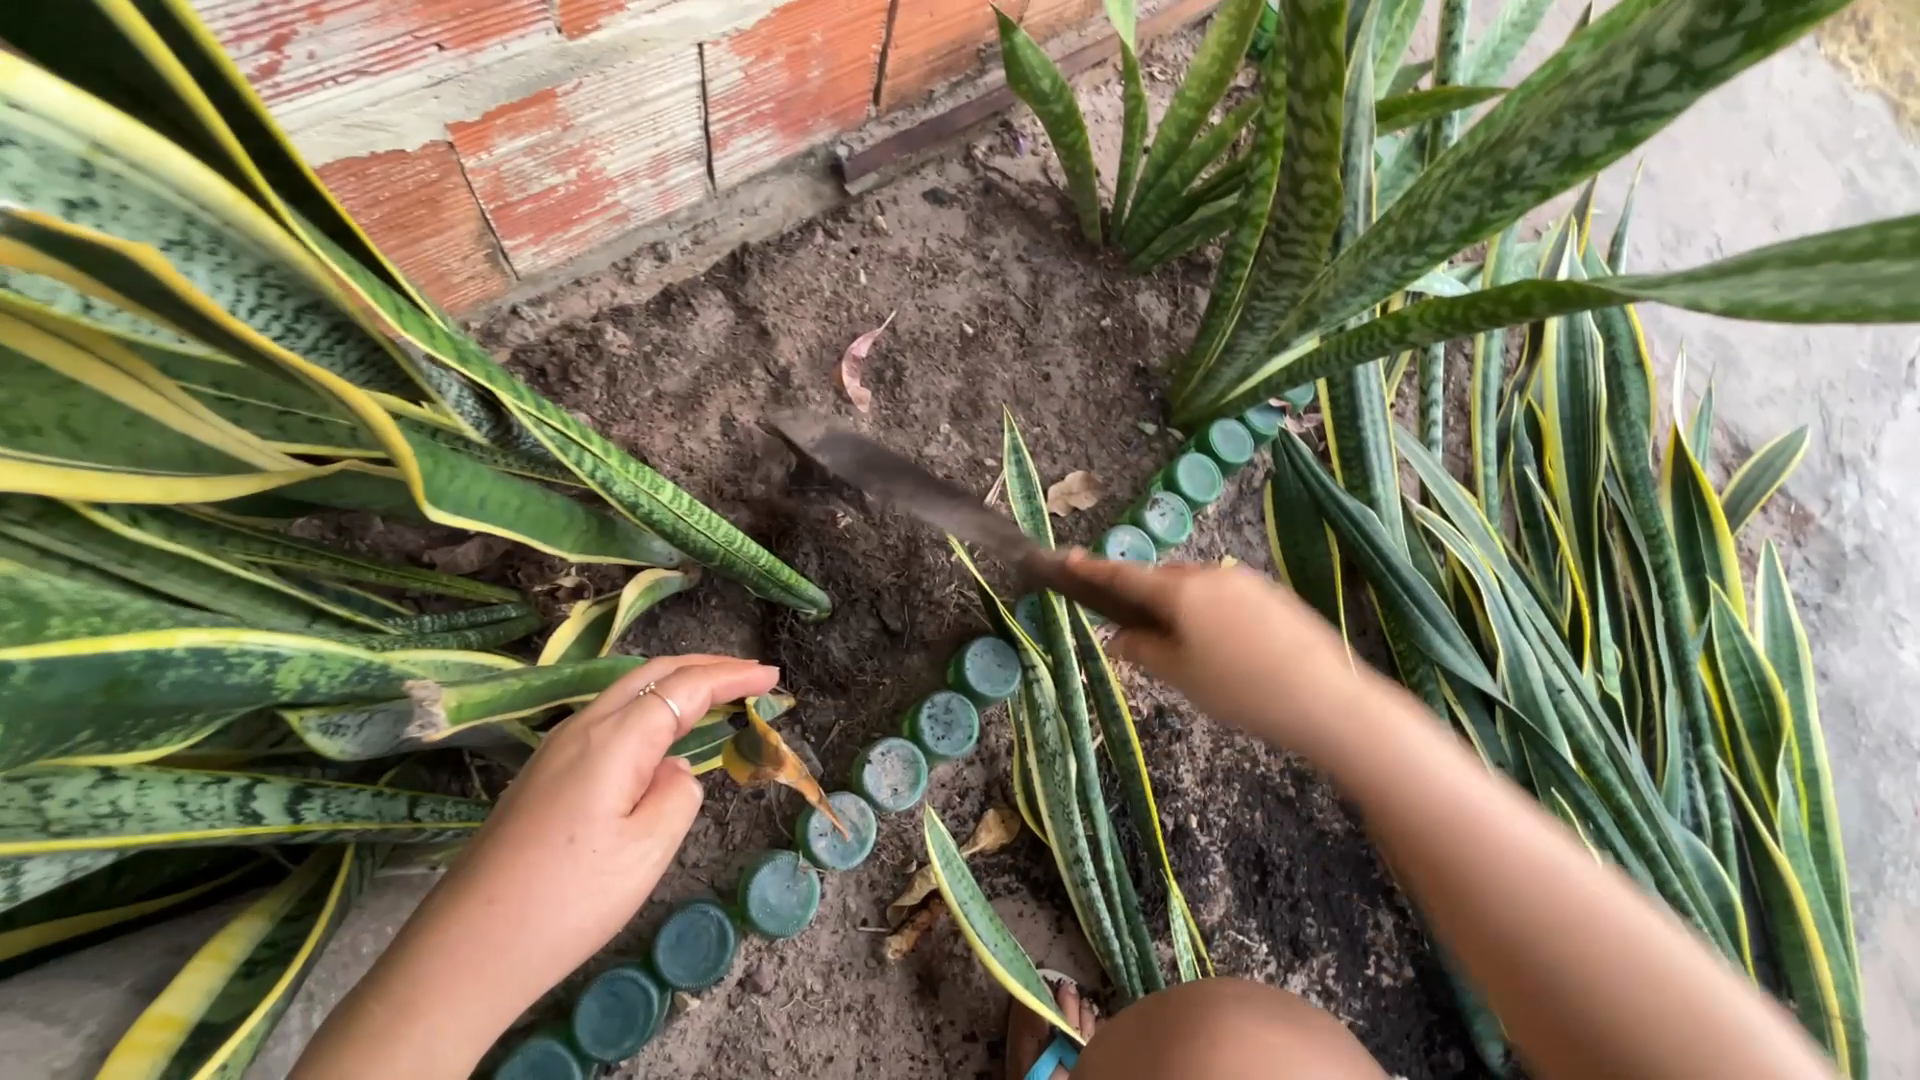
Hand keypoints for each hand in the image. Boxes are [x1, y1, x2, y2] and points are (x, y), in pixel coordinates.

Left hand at [293, 655, 778, 1079]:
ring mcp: (556, 749)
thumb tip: (673, 770)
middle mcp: (582, 729)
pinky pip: (609, 718)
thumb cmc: (567, 900)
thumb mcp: (646, 851)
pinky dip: (650, 707)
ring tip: (716, 694)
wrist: (464, 952)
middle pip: (653, 674)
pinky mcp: (544, 774)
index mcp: (613, 740)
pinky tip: (661, 732)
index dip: (732, 677)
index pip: (684, 688)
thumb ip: (678, 796)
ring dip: (676, 684)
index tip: (773, 676)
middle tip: (752, 674)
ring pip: (627, 692)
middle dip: (706, 666)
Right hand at [1063, 551, 1369, 760]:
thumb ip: (1142, 651)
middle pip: (1163, 579)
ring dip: (1179, 606)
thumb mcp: (1180, 677)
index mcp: (1181, 591)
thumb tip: (1118, 638)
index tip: (1068, 559)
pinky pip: (1225, 596)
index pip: (1126, 576)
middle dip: (1143, 596)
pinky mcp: (1273, 595)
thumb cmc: (1242, 690)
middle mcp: (1212, 574)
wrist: (1329, 701)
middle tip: (1135, 631)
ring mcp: (1247, 582)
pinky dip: (1209, 612)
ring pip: (1196, 587)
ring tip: (1185, 649)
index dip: (1094, 570)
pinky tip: (1224, 649)